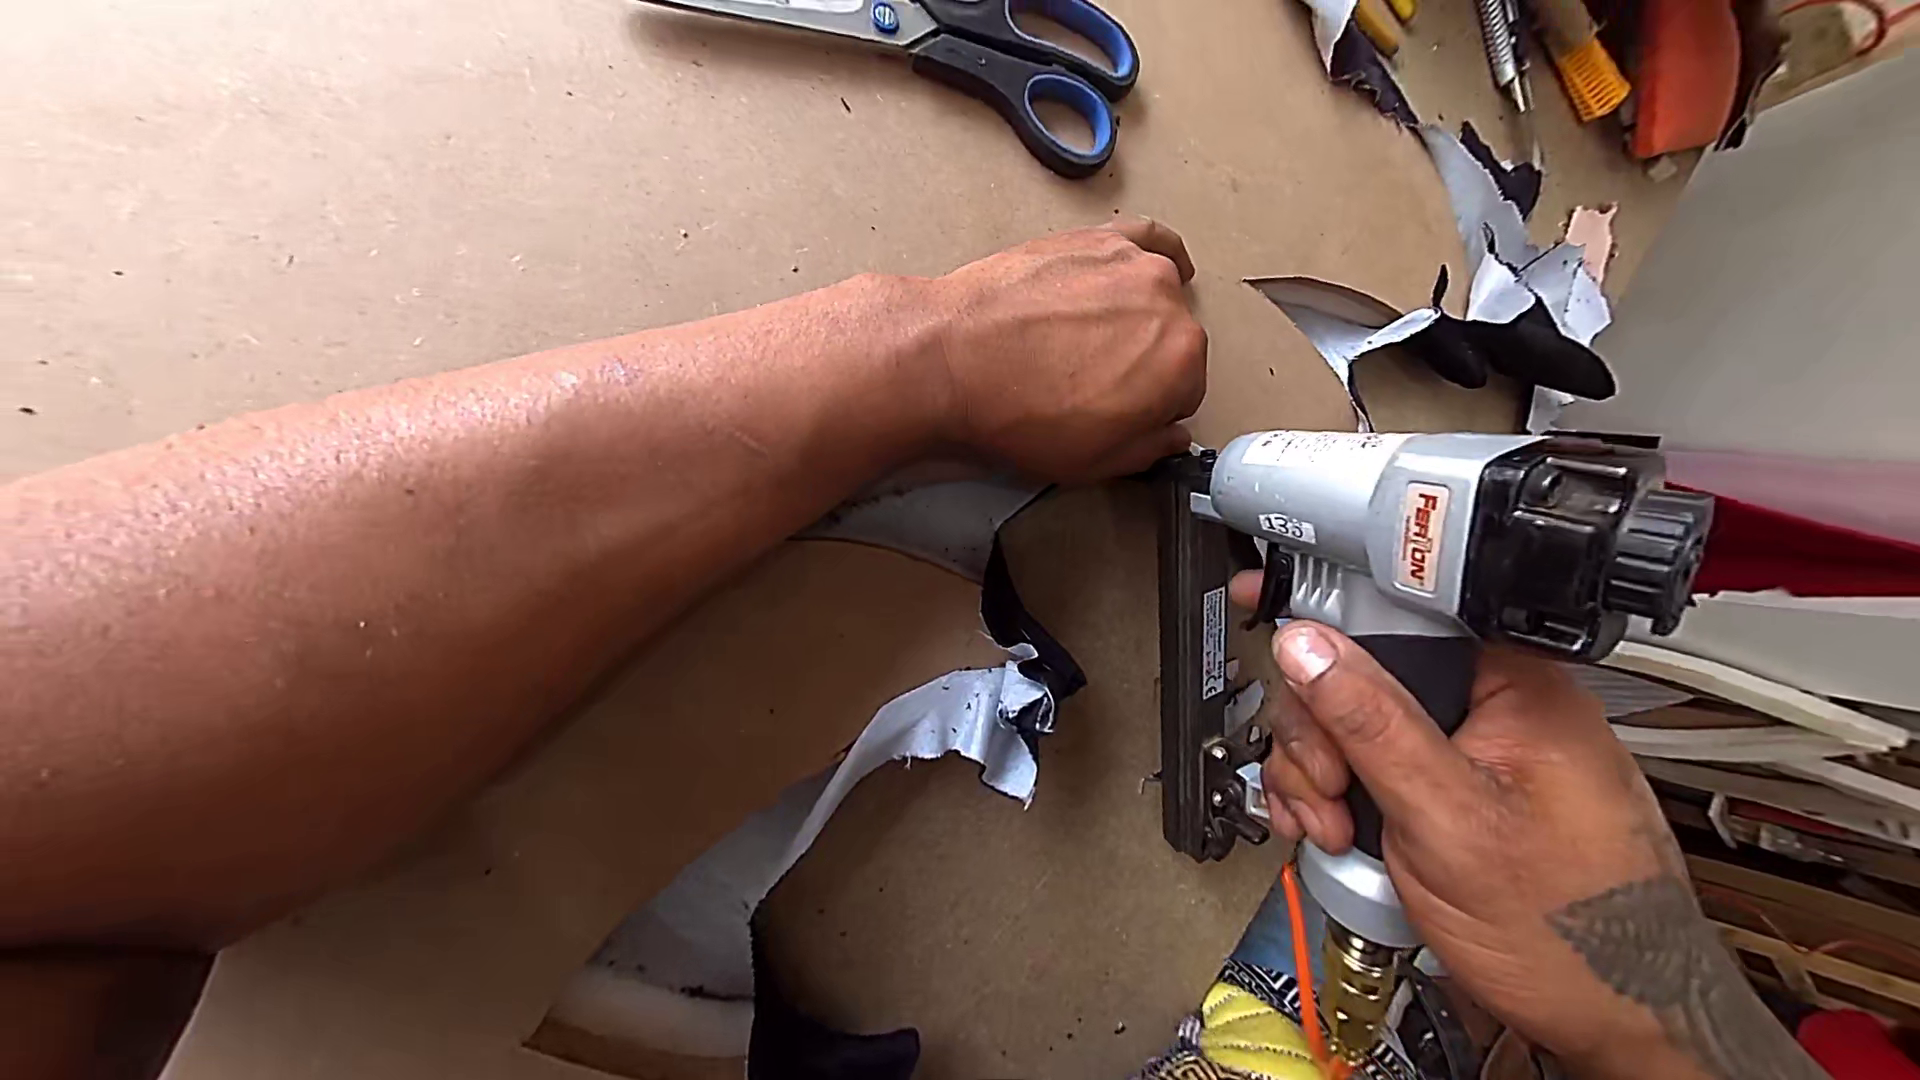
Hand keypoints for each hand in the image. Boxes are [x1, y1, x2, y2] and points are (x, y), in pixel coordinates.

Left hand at [926, 220, 1206, 482]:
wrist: (951, 361)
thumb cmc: (1012, 411)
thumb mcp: (1091, 462)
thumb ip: (1147, 450)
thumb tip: (1170, 438)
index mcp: (1178, 365)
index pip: (1186, 392)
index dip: (1153, 409)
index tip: (1125, 414)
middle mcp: (1166, 305)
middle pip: (1174, 343)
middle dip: (1144, 366)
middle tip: (1094, 384)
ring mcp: (1132, 264)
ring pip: (1158, 299)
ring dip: (1139, 320)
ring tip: (1093, 344)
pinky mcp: (1096, 240)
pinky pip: (1147, 240)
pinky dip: (1159, 254)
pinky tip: (1164, 267)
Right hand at [1236, 577, 1817, 1079]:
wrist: (1606, 1023)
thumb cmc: (1571, 934)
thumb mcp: (1450, 819)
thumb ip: (1370, 722)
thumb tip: (1305, 643)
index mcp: (1508, 689)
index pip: (1395, 616)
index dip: (1319, 613)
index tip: (1258, 599)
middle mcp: (1474, 707)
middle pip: (1345, 673)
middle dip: (1314, 735)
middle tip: (1328, 786)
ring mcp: (1443, 745)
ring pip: (1332, 720)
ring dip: (1311, 773)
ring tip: (1333, 824)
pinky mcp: (1420, 779)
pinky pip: (1343, 759)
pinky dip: (1319, 791)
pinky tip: (1327, 825)